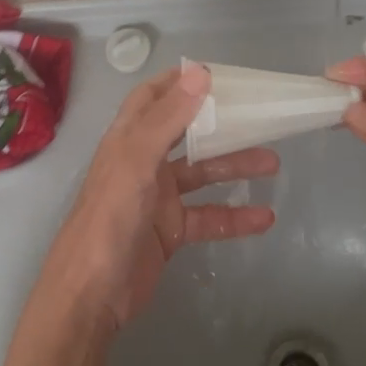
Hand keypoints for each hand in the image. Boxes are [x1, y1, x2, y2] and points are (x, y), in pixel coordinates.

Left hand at [38, 63, 278, 330]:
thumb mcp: (138, 160)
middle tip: (258, 115)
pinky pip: (208, 217)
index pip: (153, 97)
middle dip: (219, 123)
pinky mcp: (170, 232)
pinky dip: (235, 216)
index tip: (217, 74)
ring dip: (235, 167)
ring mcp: (157, 198)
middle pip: (186, 133)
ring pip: (202, 174)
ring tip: (273, 162)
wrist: (91, 294)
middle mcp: (143, 161)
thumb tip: (200, 72)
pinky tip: (265, 217)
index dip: (180, 82)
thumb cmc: (110, 216)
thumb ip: (169, 117)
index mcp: (128, 138)